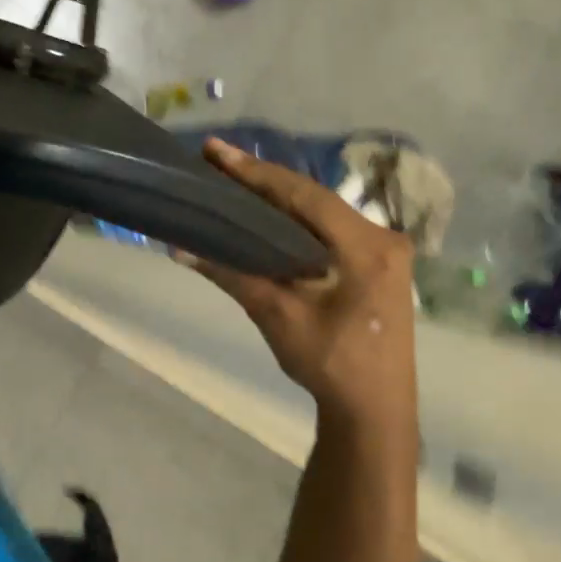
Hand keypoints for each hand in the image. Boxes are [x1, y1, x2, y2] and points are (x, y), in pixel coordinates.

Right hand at [191, 139, 417, 433]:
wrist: (375, 410)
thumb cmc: (331, 363)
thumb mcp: (276, 315)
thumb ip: (231, 274)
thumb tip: (178, 246)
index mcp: (366, 247)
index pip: (303, 196)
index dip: (256, 172)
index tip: (215, 151)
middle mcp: (382, 240)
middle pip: (312, 198)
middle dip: (261, 178)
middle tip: (215, 159)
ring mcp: (383, 252)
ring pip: (320, 211)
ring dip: (276, 196)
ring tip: (231, 178)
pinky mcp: (375, 265)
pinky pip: (327, 228)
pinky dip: (292, 217)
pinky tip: (262, 210)